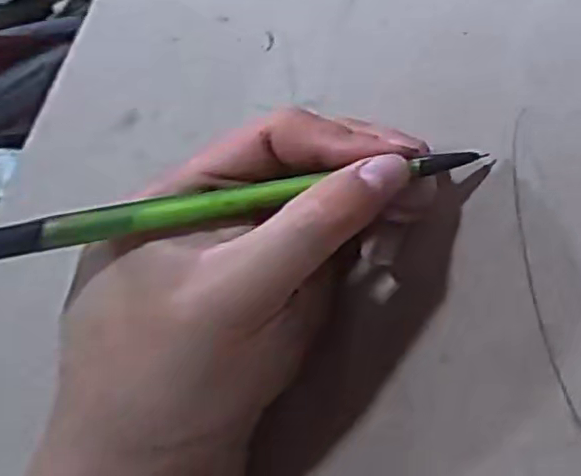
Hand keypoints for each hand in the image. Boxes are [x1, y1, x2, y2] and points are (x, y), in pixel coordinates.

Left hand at [28, 108, 435, 475]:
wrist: (155, 470)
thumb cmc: (176, 377)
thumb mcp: (243, 294)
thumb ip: (317, 220)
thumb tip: (397, 163)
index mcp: (188, 192)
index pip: (278, 137)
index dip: (344, 139)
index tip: (403, 157)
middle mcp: (228, 199)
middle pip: (314, 155)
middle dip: (372, 166)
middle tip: (425, 182)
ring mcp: (262, 230)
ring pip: (337, 187)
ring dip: (382, 195)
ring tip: (416, 211)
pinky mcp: (292, 259)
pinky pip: (344, 223)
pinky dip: (376, 223)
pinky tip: (390, 239)